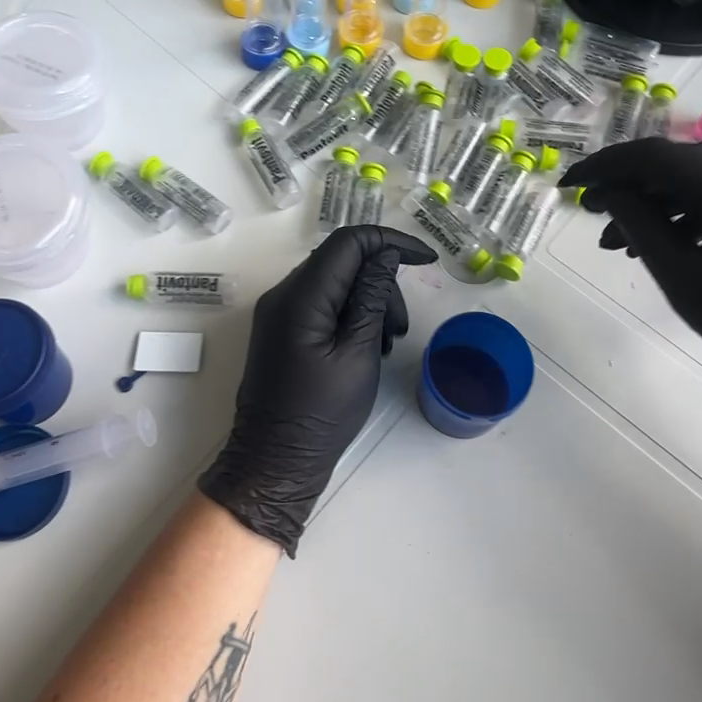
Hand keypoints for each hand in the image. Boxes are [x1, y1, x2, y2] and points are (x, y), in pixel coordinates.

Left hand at [198, 226, 436, 555]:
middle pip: (343, 261)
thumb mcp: (358, 354)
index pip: (349, 241)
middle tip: (401, 329)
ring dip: (369, 302)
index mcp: (301, 296)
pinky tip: (366, 348)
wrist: (274, 460)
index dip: (391, 241)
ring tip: (385, 345)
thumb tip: (385, 255)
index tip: (427, 260)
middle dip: (382, 283)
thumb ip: (372, 298)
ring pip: (334, 282)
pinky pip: (321, 303)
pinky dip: (349, 315)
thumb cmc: (322, 413)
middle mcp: (283, 293)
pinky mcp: (280, 328)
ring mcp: (278, 311)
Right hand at [560, 139, 701, 439]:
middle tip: (595, 219)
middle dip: (630, 187)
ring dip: (661, 204)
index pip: (652, 156)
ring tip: (626, 244)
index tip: (569, 186)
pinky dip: (695, 215)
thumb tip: (610, 194)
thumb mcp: (685, 279)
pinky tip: (676, 246)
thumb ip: (640, 227)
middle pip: (679, 165)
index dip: (603, 167)